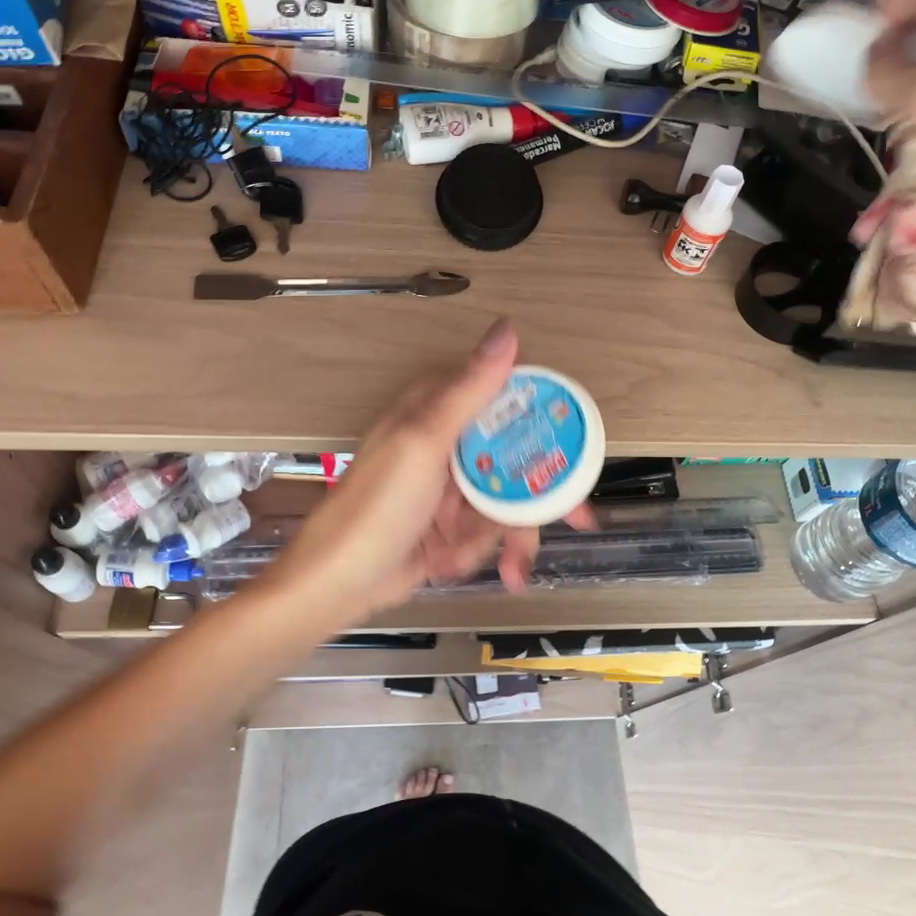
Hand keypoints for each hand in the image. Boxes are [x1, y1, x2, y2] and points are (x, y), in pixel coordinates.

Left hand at [266, 319, 594, 618]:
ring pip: (505, 503)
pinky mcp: (445, 530)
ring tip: (511, 570)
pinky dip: (475, 554)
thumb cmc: (376, 507)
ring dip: (506, 539)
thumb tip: (506, 330)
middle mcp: (445, 447)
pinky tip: (449, 568)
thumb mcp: (424, 443)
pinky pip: (483, 536)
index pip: (504, 401)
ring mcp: (446, 491)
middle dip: (540, 498)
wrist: (335, 585)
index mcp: (437, 413)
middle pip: (515, 459)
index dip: (544, 421)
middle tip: (580, 519)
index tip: (579, 444)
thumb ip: (469, 390)